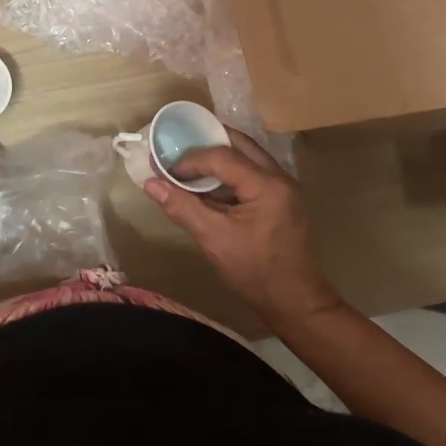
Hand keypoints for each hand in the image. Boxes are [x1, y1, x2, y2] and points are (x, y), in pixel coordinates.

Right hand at [143, 130, 344, 329]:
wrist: (295, 302)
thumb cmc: (255, 272)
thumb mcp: (214, 239)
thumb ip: (182, 207)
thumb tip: (151, 183)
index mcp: (266, 185)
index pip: (222, 156)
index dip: (190, 160)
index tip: (165, 171)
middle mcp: (279, 178)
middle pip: (239, 144)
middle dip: (206, 143)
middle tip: (177, 150)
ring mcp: (283, 187)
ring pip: (247, 156)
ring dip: (218, 156)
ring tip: (188, 164)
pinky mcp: (281, 198)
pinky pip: (252, 172)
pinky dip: (229, 172)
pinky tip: (208, 184)